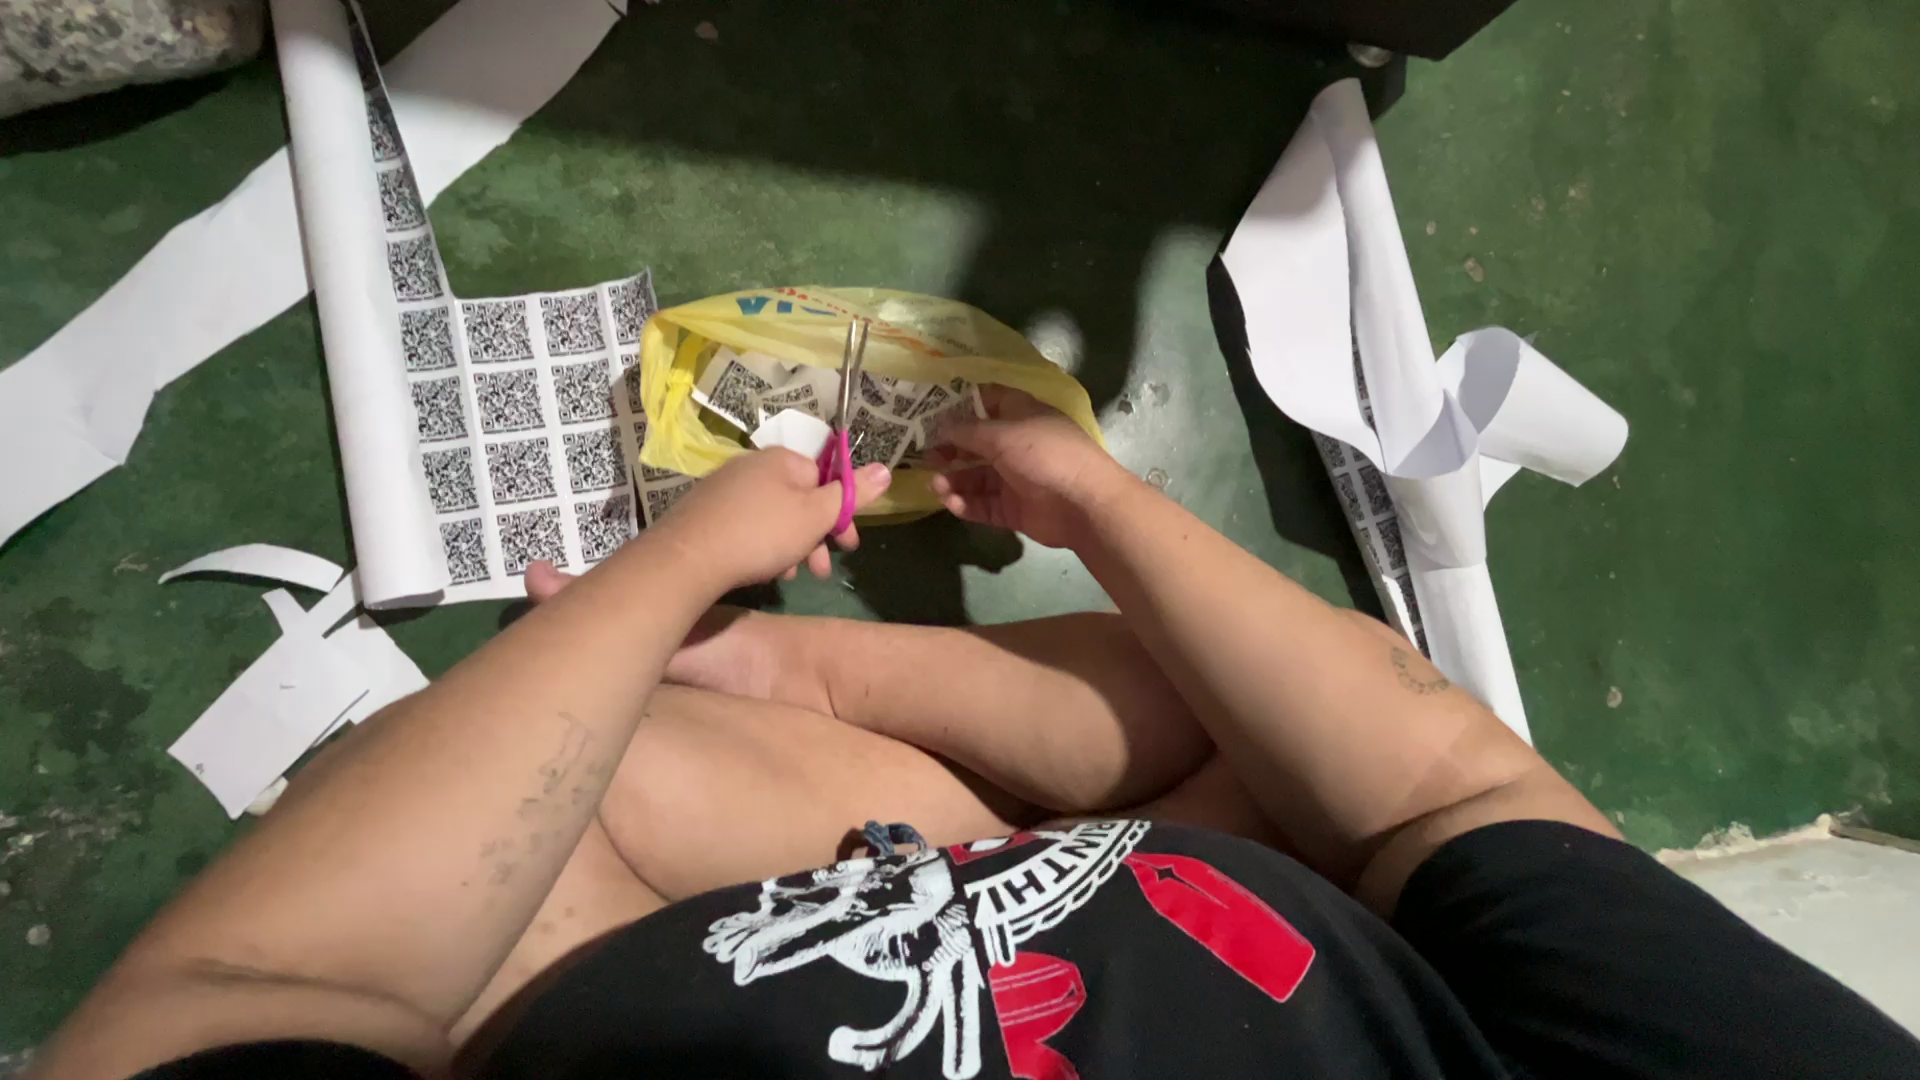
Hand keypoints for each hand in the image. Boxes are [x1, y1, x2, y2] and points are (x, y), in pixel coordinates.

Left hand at [650, 449, 890, 589]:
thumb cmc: (762, 534)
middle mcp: (752, 466)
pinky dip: (764, 547)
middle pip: (800, 500)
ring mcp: (725, 489)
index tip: (847, 545)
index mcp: (782, 461)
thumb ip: (852, 494)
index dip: (841, 514)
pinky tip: (765, 572)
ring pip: (775, 517)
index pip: (825, 479)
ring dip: (792, 547)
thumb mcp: (816, 515)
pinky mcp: (706, 513)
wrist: (687, 559)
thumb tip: (886, 468)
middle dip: (817, 537)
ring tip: (793, 577)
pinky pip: (749, 526)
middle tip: (823, 571)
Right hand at [927, 387, 1132, 548]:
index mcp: (1022, 415)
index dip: (963, 404)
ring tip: (936, 485)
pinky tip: (950, 502)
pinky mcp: (1013, 509)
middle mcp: (1018, 445)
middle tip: (927, 454)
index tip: (932, 410)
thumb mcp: (1004, 434)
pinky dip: (966, 504)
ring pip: (976, 478)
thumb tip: (941, 424)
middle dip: (951, 448)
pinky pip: (983, 505)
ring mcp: (1015, 479)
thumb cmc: (1046, 455)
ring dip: (954, 480)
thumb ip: (968, 430)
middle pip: (977, 443)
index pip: (989, 401)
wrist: (1083, 504)